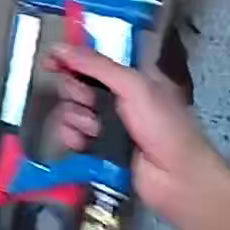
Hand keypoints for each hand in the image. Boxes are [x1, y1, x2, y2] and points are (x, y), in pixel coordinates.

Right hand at [47, 44, 229, 229]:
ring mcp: (105, 123)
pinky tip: (84, 142)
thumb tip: (59, 47)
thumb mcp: (134, 86)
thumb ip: (96, 65)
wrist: (179, 182)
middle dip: (75, 91)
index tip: (51, 61)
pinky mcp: (96, 147)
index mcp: (128, 78)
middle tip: (88, 101)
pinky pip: (69, 133)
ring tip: (94, 129)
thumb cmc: (164, 127)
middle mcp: (115, 98)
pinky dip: (72, 136)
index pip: (91, 60)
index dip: (69, 58)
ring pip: (70, 109)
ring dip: (77, 117)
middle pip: (74, 83)